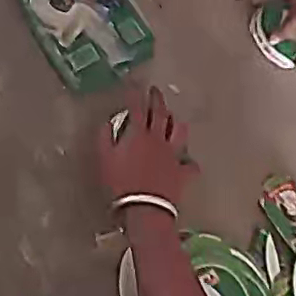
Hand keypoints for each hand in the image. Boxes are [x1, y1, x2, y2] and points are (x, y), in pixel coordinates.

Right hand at [98, 86, 199, 207]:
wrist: (144, 210)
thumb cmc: (120, 183)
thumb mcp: (105, 158)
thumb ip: (105, 136)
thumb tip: (108, 122)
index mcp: (138, 134)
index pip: (138, 107)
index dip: (135, 95)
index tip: (134, 86)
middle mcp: (158, 139)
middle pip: (160, 113)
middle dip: (157, 99)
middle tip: (155, 90)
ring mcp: (173, 155)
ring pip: (179, 132)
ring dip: (176, 122)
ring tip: (173, 118)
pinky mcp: (182, 173)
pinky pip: (190, 165)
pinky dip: (188, 161)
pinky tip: (186, 161)